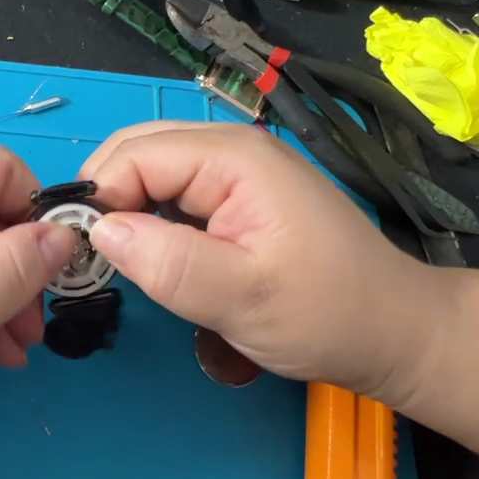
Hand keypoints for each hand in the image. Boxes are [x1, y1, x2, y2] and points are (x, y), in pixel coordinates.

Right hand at [80, 122, 456, 402]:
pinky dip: (150, 214)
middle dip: (107, 195)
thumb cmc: (327, 314)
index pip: (135, 155)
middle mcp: (231, 147)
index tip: (83, 252)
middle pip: (138, 150)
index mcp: (234, 157)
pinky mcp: (237, 191)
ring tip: (120, 256)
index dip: (100, 198)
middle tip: (95, 255)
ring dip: (126, 205)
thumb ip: (169, 263)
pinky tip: (154, 251)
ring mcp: (236, 166)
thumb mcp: (244, 299)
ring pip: (151, 168)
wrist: (395, 331)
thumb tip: (99, 231)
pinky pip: (174, 188)